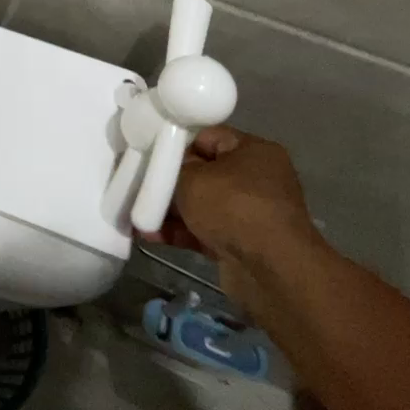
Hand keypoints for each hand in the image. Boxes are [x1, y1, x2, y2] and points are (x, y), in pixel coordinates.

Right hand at [145, 126, 325, 305]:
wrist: (272, 272)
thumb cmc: (234, 207)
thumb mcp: (193, 176)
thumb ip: (174, 167)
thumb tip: (169, 169)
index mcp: (254, 152)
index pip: (207, 136)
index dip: (176, 142)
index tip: (149, 150)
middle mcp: (257, 180)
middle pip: (203, 172)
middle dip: (170, 182)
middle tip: (139, 183)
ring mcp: (251, 214)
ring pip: (201, 204)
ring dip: (170, 210)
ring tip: (137, 213)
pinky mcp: (242, 243)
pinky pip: (205, 230)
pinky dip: (180, 232)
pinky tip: (150, 235)